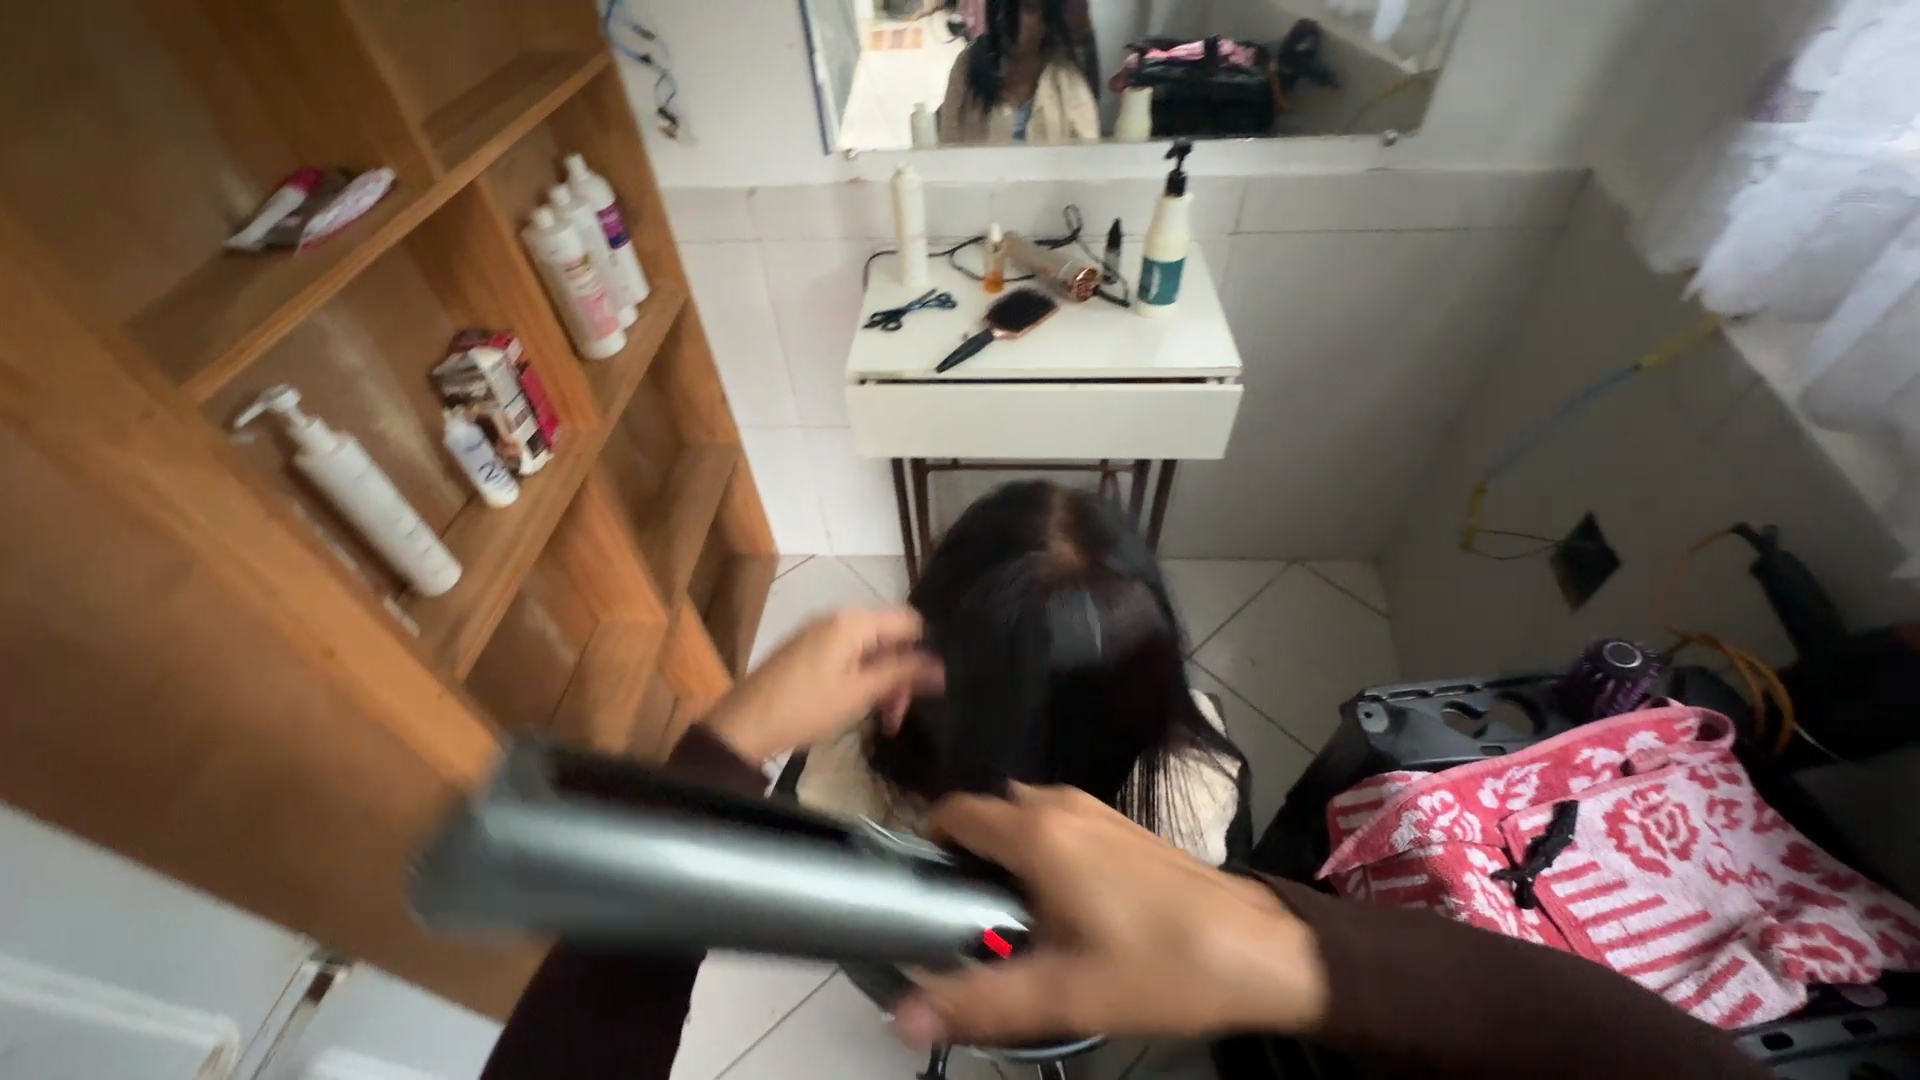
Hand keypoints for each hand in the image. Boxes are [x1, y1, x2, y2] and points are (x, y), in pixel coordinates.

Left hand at [702, 608, 942, 763]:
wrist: (744, 725)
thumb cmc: (807, 707)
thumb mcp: (860, 693)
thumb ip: (902, 673)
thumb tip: (941, 665)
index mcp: (853, 621)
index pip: (908, 621)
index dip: (925, 650)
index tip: (928, 687)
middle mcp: (837, 618)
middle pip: (888, 636)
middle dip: (900, 673)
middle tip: (898, 714)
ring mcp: (819, 633)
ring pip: (869, 650)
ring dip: (882, 681)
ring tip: (883, 719)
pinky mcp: (807, 650)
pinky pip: (847, 656)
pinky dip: (861, 678)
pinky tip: (860, 705)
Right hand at [891, 785, 1327, 1046]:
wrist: (1255, 946)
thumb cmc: (1158, 966)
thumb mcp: (1064, 994)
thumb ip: (977, 1002)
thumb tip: (901, 1019)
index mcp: (1036, 832)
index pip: (954, 813)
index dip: (930, 848)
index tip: (929, 896)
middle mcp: (1058, 804)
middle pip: (985, 815)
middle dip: (968, 860)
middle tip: (974, 923)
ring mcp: (1092, 807)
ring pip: (1020, 817)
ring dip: (1005, 857)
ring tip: (1017, 922)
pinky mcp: (1116, 821)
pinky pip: (1053, 823)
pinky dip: (1038, 851)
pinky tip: (1064, 908)